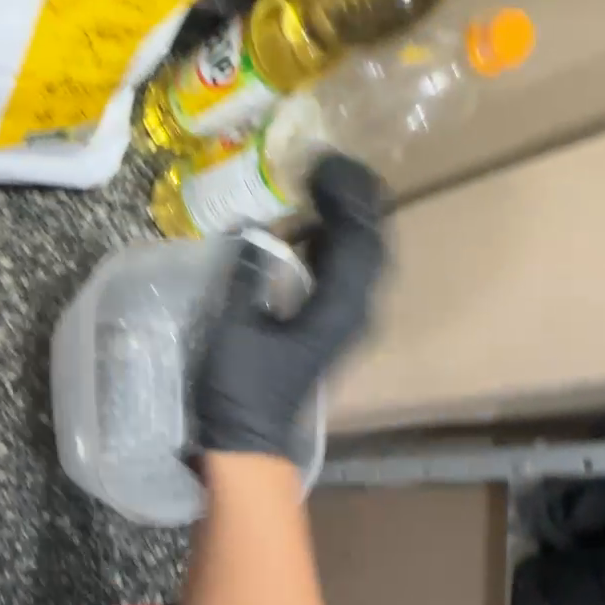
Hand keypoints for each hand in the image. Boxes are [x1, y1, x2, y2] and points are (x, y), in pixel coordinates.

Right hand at [193, 155, 387, 458]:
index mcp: (341, 305)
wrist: (247, 441)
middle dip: (351, 201)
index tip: (319, 163)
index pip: (359, 232)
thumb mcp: (234, 331)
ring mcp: (345, 322)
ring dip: (342, 224)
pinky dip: (330, 249)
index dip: (344, 192)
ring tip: (314, 197)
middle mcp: (357, 309)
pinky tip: (305, 241)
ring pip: (359, 258)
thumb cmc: (239, 388)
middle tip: (321, 172)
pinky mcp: (328, 331)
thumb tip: (251, 233)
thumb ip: (246, 278)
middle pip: (370, 241)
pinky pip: (342, 276)